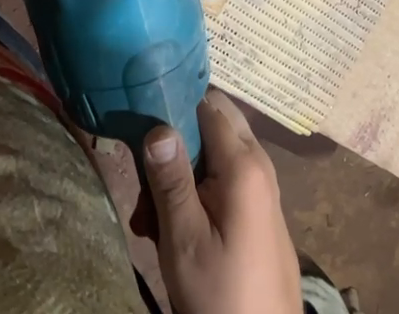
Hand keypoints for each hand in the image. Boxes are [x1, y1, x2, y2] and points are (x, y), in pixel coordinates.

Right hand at [139, 90, 300, 313]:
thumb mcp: (184, 239)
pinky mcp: (257, 209)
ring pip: (211, 155)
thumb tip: (157, 124)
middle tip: (143, 179)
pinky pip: (222, 181)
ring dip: (178, 175)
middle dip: (173, 143)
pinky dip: (195, 194)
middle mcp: (258, 164)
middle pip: (210, 125)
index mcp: (243, 164)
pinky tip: (171, 230)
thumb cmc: (220, 294)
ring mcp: (261, 187)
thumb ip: (170, 179)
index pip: (206, 104)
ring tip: (149, 219)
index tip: (137, 128)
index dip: (171, 108)